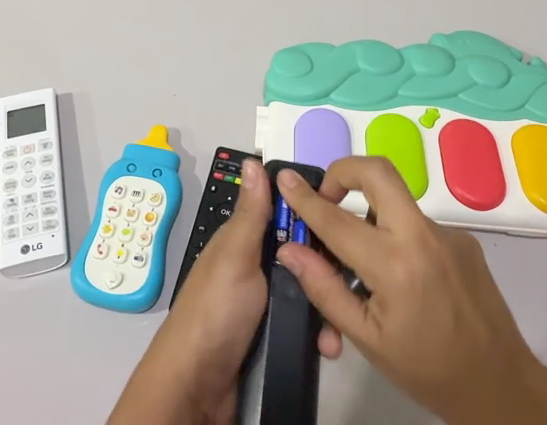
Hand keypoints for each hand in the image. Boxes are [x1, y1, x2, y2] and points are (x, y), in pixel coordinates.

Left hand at [109, 159, 340, 422]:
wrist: (197, 386)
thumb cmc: (214, 313)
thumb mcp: (234, 257)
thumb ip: (250, 214)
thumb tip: (252, 161)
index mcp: (244, 241)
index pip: (285, 215)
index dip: (312, 214)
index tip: (346, 218)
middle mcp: (256, 266)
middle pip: (303, 254)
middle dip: (327, 268)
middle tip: (348, 281)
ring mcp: (265, 302)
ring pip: (309, 291)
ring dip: (326, 306)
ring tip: (338, 324)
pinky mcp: (274, 334)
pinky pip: (304, 325)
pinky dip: (317, 333)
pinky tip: (327, 345)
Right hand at [276, 158, 546, 424]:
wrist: (500, 384)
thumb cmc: (425, 368)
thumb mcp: (366, 338)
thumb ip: (324, 288)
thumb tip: (289, 249)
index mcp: (394, 266)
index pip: (337, 220)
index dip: (306, 198)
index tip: (285, 179)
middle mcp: (422, 236)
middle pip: (378, 172)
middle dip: (345, 171)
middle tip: (328, 196)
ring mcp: (447, 233)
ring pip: (397, 201)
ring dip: (371, 214)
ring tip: (362, 260)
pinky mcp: (464, 239)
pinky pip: (417, 225)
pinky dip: (397, 237)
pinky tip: (400, 278)